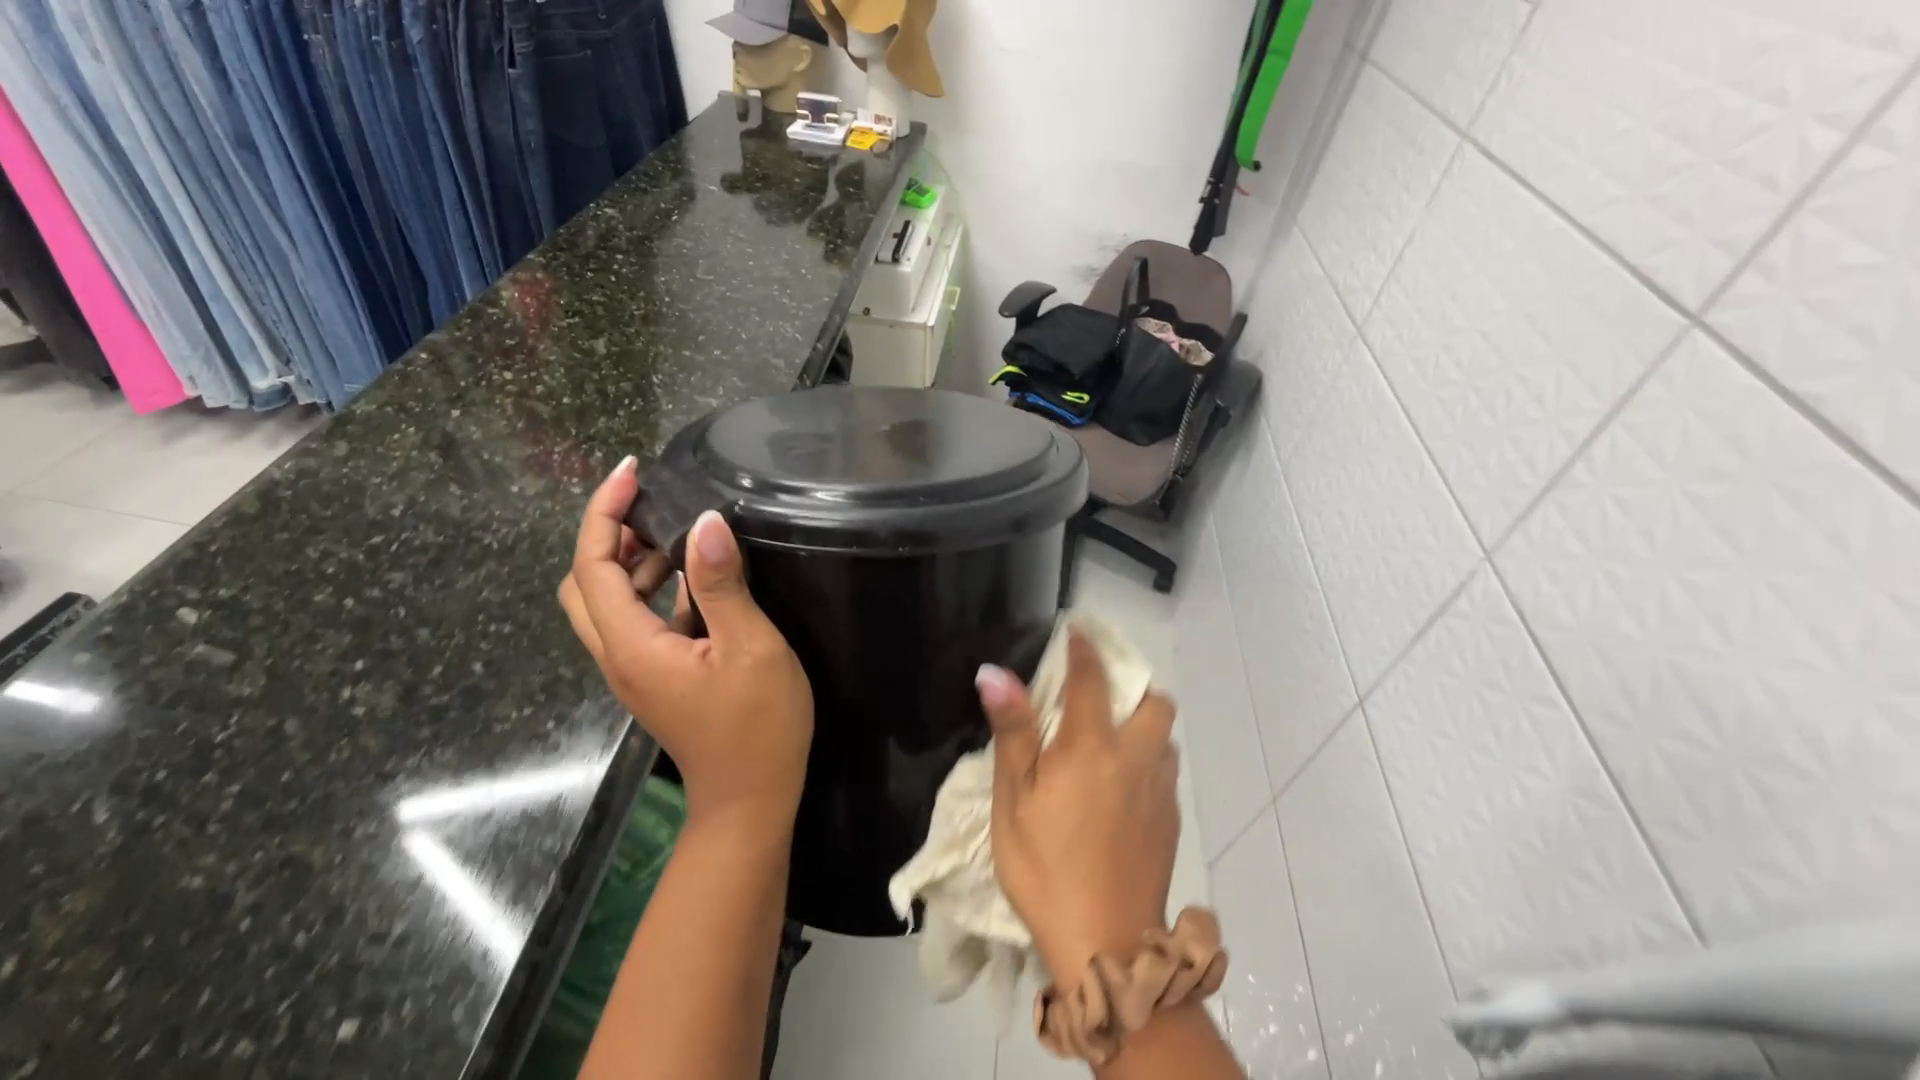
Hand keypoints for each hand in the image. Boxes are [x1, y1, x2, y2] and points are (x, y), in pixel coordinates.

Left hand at [559, 456, 814, 825]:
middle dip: (607, 535)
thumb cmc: (757, 727)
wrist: (749, 800)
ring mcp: (633, 671)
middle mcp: (619, 656)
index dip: (603, 511)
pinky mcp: (653, 679)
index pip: (593, 564)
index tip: (632, 472)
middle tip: (652, 508)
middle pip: (583, 584)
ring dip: (631, 563)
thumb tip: (706, 522)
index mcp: (632, 645)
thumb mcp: (750, 649)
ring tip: (681, 538)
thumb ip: (723, 585)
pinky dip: (651, 591)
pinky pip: (634, 622)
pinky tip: (695, 584)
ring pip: (606, 604)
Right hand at [977, 632, 1180, 984]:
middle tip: (1101, 701)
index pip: (1092, 678)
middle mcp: (1136, 758)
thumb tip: (996, 673)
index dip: (1084, 649)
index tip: (1078, 630)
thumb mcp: (1013, 801)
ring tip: (1113, 746)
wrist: (1105, 942)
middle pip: (1156, 703)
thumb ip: (1014, 733)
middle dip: (1134, 690)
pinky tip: (1124, 792)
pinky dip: (1150, 766)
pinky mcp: (1171, 825)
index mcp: (1092, 747)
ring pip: (1166, 740)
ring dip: (1146, 729)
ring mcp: (1160, 793)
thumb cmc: (1045, 868)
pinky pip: (1167, 776)